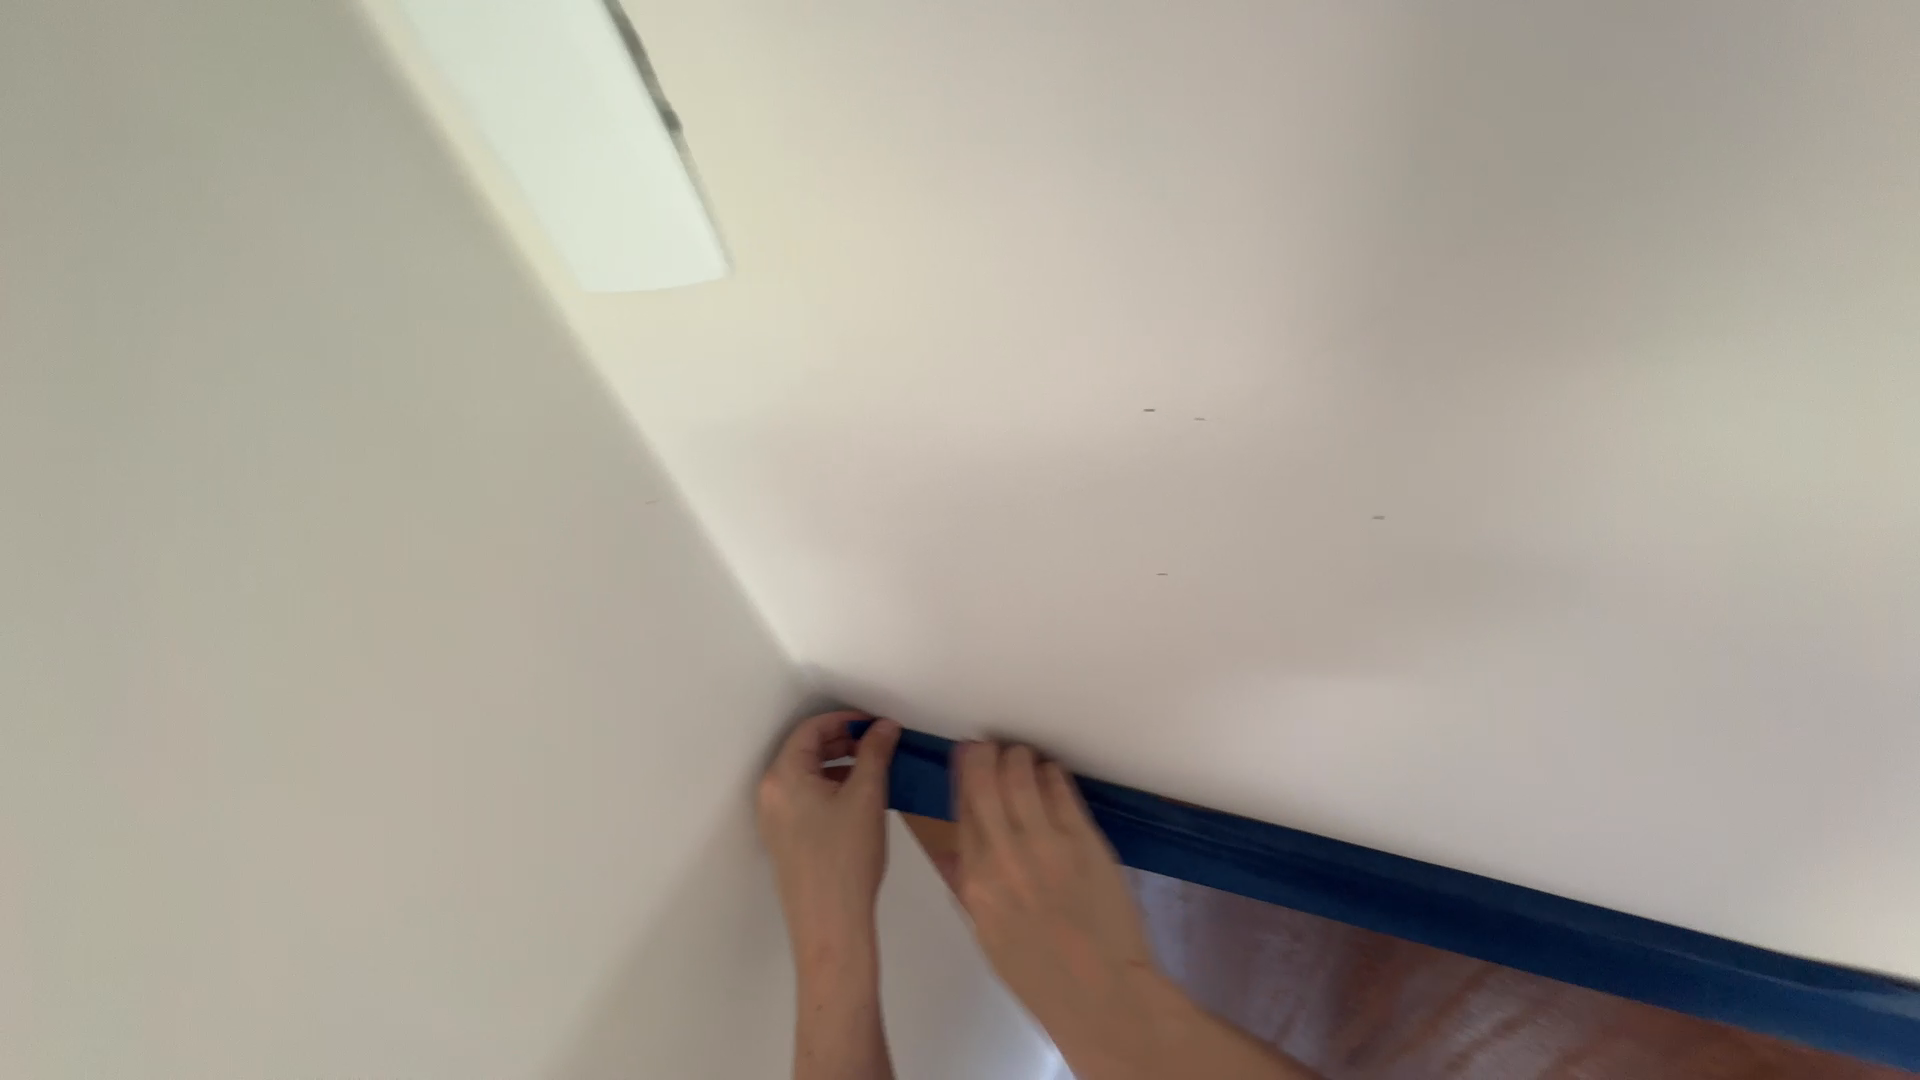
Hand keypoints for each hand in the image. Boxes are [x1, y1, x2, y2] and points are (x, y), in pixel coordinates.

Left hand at [757, 711, 901, 956]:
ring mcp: (774, 819)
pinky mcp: (784, 839)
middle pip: (805, 750)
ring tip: (874, 768)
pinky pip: (805, 797)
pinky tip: (859, 797)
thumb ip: (875, 752)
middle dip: (842, 740)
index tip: (875, 723)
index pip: (810, 729)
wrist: (831, 926)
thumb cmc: (847, 856)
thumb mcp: (867, 796)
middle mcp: (770, 793)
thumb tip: (885, 726)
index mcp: (783, 777)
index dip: (845, 719)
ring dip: (838, 763)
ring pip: (806, 775)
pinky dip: (831, 787)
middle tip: (877, 742)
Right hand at [952, 742, 1163, 1054]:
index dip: (963, 774)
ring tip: (1022, 756)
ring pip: (1021, 773)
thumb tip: (951, 850)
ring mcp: (1044, 841)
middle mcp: (1003, 853)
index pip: (961, 806)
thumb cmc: (1038, 973)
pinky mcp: (1083, 837)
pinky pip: (1059, 787)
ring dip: (1019, 757)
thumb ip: (965, 885)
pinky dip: (1051, 773)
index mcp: (975, 879)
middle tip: (990, 746)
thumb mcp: (985, 934)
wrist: (1099, 993)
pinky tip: (1050, 773)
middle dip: (985, 754)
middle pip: (985, 779)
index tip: (966, 757)